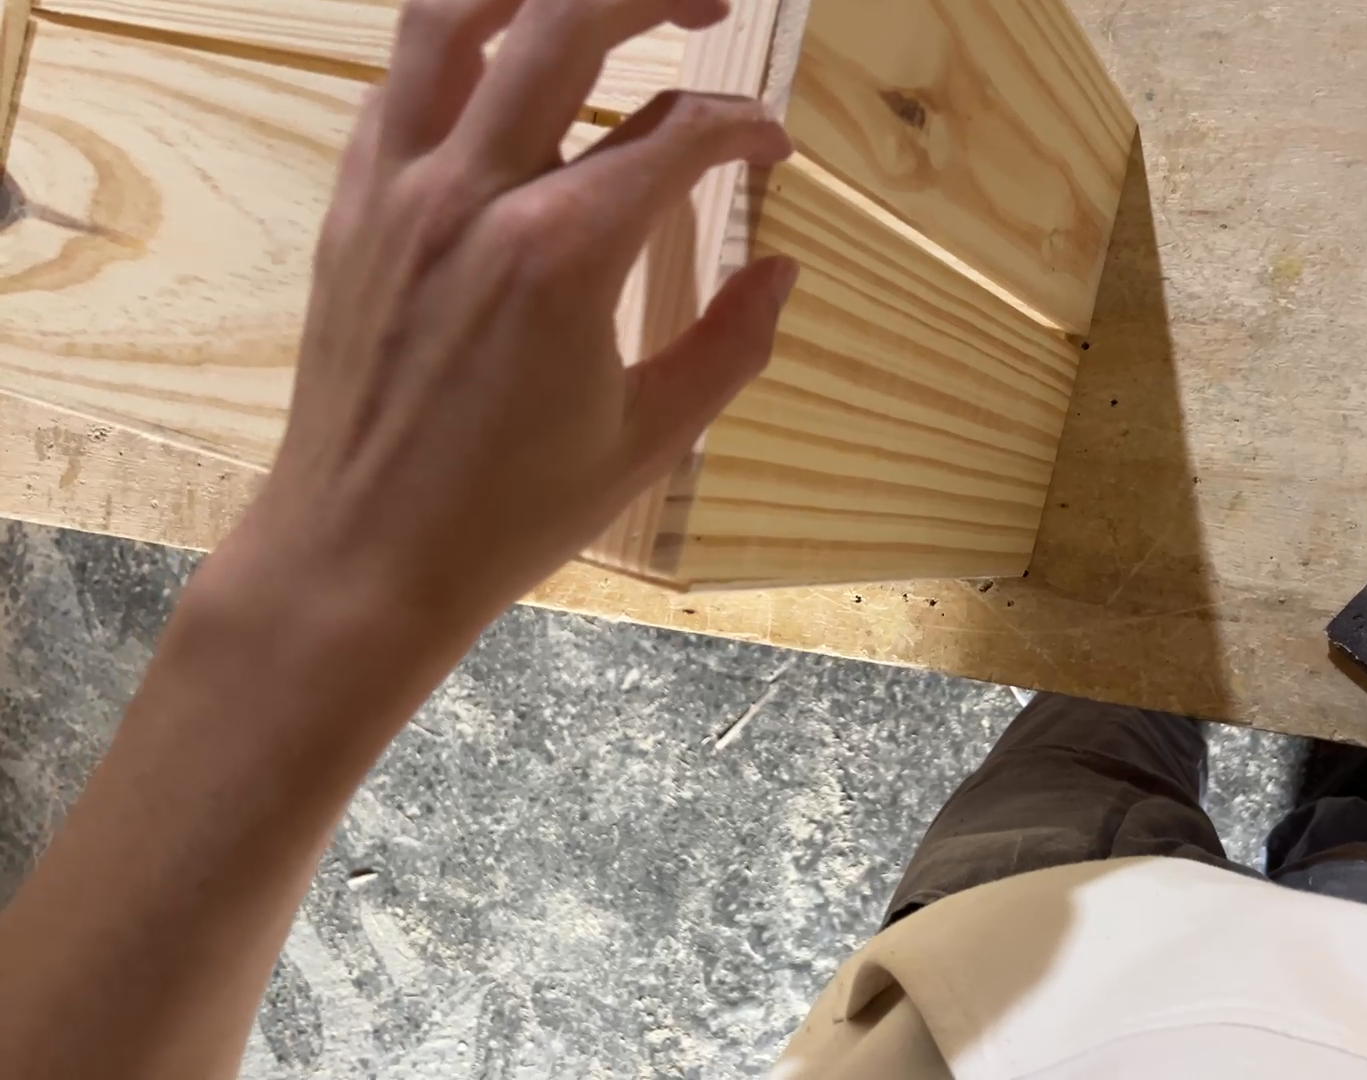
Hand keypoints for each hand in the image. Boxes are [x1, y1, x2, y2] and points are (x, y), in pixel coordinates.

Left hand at [237, 0, 796, 638]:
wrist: (370, 549)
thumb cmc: (525, 506)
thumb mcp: (658, 435)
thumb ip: (733, 343)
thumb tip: (782, 269)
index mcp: (565, 257)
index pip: (676, 141)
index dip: (744, 131)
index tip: (778, 151)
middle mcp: (475, 193)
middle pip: (570, 22)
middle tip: (720, 6)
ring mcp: (398, 187)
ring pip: (462, 12)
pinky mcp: (353, 203)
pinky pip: (405, 75)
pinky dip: (470, 36)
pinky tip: (518, 61)